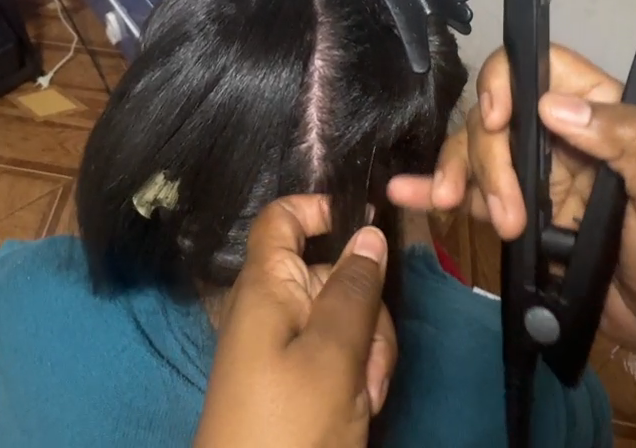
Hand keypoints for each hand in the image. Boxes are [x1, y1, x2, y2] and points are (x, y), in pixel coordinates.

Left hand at [195, 195, 397, 447]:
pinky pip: (336, 355)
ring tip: (363, 397)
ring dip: (366, 351)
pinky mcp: (295, 379)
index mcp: (266, 283)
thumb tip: (369, 232)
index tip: (369, 226)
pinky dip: (355, 376)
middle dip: (364, 309)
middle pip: (329, 273)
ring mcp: (282, 344)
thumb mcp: (332, 356)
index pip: (282, 217)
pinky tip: (360, 409)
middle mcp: (271, 304)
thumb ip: (354, 290)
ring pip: (342, 317)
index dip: (320, 209)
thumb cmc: (288, 426)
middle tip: (368, 362)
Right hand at [387, 46, 635, 353]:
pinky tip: (405, 192)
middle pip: (496, 114)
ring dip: (460, 176)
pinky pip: (466, 191)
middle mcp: (558, 134)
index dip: (507, 79)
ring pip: (474, 149)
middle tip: (509, 217)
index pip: (541, 67)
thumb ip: (630, 141)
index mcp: (601, 113)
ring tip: (457, 211)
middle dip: (490, 161)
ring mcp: (532, 174)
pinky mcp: (513, 212)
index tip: (497, 119)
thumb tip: (550, 105)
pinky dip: (431, 188)